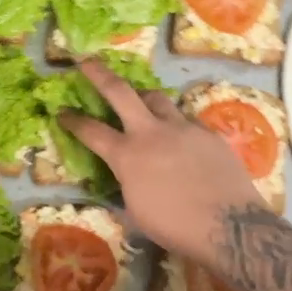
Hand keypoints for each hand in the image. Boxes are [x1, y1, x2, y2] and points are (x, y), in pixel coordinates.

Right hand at [60, 59, 267, 265]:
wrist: (230, 227)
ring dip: (143, 98)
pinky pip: (185, 120)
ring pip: (157, 98)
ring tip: (141, 103)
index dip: (72, 120)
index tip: (62, 112)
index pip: (91, 131)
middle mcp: (151, 133)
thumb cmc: (175, 227)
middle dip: (99, 74)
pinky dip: (175, 125)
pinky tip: (179, 140)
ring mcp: (183, 128)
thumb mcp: (136, 211)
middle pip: (120, 92)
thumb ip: (125, 184)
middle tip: (87, 63)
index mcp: (126, 156)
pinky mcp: (208, 133)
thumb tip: (123, 177)